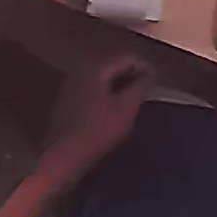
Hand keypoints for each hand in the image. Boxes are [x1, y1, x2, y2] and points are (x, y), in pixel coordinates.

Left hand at [37, 55, 153, 188]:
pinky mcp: (68, 98)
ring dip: (121, 86)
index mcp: (96, 66)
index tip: (156, 82)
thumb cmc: (96, 131)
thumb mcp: (126, 108)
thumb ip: (141, 86)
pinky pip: (95, 88)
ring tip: (134, 101)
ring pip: (105, 77)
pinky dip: (108, 94)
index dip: (145, 68)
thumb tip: (150, 73)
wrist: (60, 158)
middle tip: (146, 92)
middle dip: (132, 77)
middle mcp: (82, 68)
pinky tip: (115, 110)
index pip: (128, 57)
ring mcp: (73, 83)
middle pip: (115, 65)